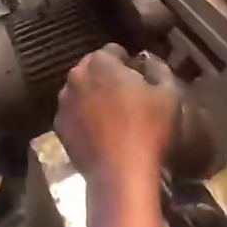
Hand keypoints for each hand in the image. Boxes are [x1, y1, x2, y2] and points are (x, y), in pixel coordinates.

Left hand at [56, 45, 180, 192]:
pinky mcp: (59, 126)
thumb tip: (147, 59)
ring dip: (94, 95)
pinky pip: (74, 112)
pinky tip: (100, 131)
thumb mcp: (168, 93)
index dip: (129, 63)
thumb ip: (158, 67)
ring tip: (113, 116)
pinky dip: (84, 115)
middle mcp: (76, 76)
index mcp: (100, 62)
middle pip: (94, 68)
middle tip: (127, 97)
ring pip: (81, 89)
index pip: (114, 51)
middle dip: (108, 76)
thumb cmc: (148, 129)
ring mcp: (64, 102)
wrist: (120, 176)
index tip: (140, 80)